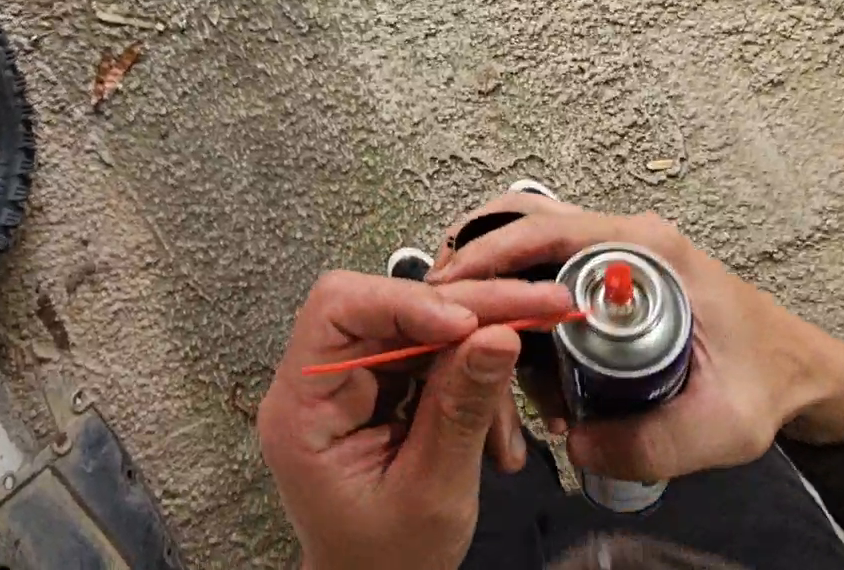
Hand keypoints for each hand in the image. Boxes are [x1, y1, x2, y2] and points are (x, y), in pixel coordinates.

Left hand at [259, 271, 574, 569]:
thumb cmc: (389, 563)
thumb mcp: (431, 493)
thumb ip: (462, 409)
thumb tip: (500, 334)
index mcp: (302, 404)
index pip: (338, 307)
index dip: (403, 300)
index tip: (468, 322)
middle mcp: (323, 377)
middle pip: (392, 305)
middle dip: (469, 311)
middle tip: (541, 306)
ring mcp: (357, 377)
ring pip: (425, 324)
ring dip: (480, 357)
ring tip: (509, 428)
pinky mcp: (387, 382)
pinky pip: (438, 353)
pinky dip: (477, 381)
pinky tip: (499, 436)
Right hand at [428, 194, 843, 482]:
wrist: (796, 368)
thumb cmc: (765, 381)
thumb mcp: (723, 424)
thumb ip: (650, 443)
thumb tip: (572, 444)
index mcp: (645, 247)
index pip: (548, 230)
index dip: (490, 257)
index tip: (448, 294)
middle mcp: (624, 233)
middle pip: (528, 219)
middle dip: (477, 254)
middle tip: (439, 302)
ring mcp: (616, 246)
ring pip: (532, 235)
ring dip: (493, 269)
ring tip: (462, 321)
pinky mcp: (611, 267)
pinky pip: (547, 260)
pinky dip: (514, 283)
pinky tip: (501, 332)